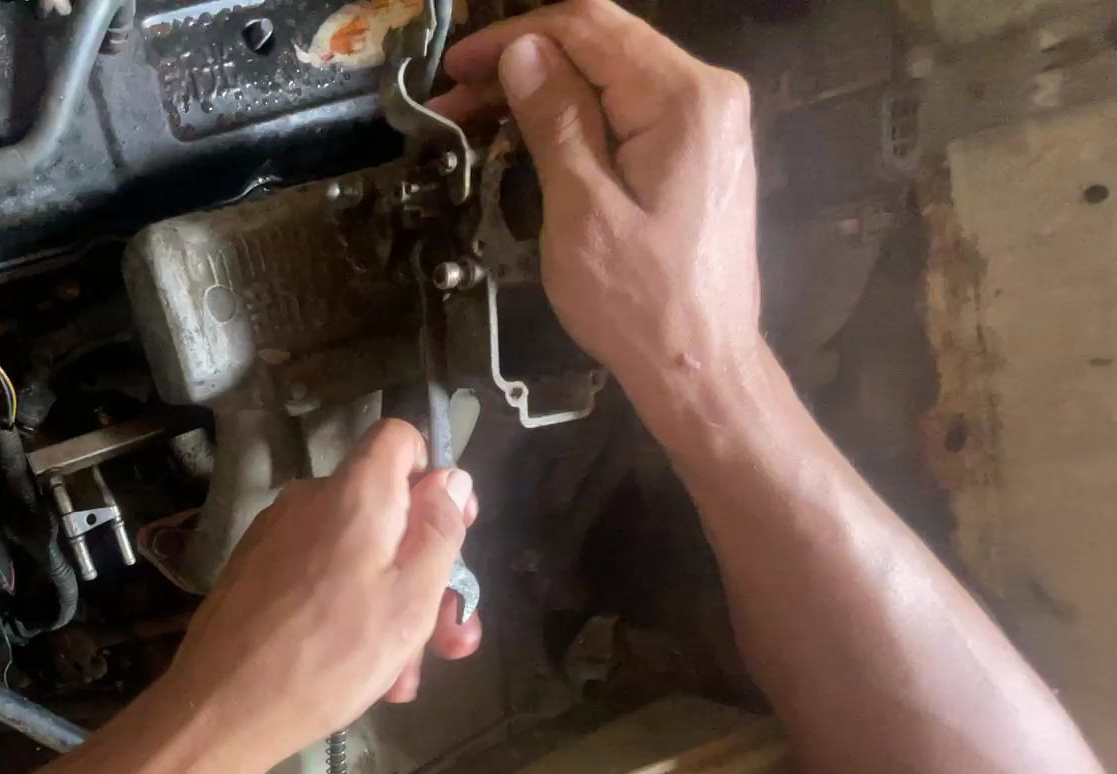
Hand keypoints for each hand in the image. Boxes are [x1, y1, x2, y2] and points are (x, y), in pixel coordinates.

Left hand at [138, 420, 479, 773]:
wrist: (225, 704)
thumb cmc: (332, 653)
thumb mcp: (410, 598)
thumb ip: (437, 531)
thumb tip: (449, 479)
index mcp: (352, 492)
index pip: (398, 438)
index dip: (433, 474)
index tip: (452, 529)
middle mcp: (307, 500)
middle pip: (382, 512)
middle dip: (424, 572)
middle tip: (448, 639)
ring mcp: (274, 536)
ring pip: (352, 556)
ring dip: (388, 608)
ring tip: (402, 679)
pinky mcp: (253, 571)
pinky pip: (316, 577)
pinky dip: (344, 612)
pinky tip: (359, 673)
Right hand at [435, 0, 778, 429]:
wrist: (696, 359)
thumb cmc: (634, 297)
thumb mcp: (582, 211)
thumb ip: (556, 124)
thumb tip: (524, 53)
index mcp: (682, 97)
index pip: (592, 28)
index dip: (515, 36)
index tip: (453, 67)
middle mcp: (704, 92)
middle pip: (602, 48)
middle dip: (522, 65)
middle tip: (451, 104)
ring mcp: (703, 124)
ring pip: (610, 80)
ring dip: (541, 92)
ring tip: (476, 122)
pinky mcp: (692, 156)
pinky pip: (624, 114)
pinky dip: (570, 118)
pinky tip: (529, 139)